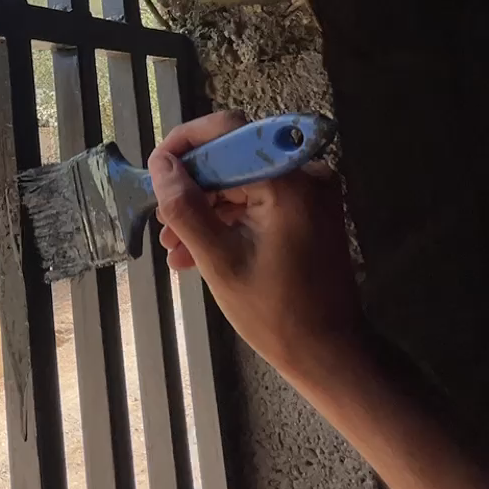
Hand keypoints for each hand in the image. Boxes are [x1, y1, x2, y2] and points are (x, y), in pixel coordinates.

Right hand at [151, 111, 362, 377]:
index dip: (185, 144)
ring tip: (172, 244)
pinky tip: (194, 251)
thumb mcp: (219, 261)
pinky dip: (226, 219)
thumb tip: (160, 164)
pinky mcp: (306, 210)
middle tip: (161, 219)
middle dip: (191, 187)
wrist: (332, 358)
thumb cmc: (276, 314)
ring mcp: (308, 192)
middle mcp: (304, 174)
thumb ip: (185, 207)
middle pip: (232, 156)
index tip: (156, 170)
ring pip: (240, 179)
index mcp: (288, 182)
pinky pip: (256, 198)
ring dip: (204, 208)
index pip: (227, 131)